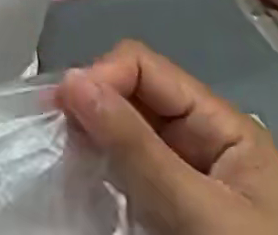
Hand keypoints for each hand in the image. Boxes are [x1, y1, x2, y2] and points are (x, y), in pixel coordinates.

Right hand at [58, 40, 277, 234]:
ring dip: (90, 136)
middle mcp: (198, 137)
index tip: (64, 108)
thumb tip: (70, 79)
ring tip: (65, 158)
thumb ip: (137, 147)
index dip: (102, 76)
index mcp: (220, 124)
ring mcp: (182, 171)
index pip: (145, 67)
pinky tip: (82, 178)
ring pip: (121, 128)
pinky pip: (124, 166)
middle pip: (130, 93)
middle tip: (57, 136)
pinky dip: (98, 166)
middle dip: (92, 106)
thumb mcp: (200, 211)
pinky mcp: (167, 204)